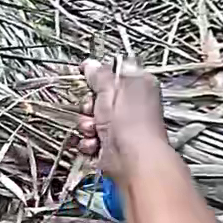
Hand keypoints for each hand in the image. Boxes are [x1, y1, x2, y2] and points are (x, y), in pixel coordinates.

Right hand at [74, 59, 168, 181]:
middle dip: (88, 106)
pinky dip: (88, 142)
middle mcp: (129, 104)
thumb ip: (99, 75)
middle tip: (92, 110)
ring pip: (89, 119)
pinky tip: (95, 143)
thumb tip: (90, 64)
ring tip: (95, 130)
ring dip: (86, 126)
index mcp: (137, 85)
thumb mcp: (111, 90)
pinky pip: (89, 138)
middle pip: (96, 98)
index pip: (112, 74)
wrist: (131, 158)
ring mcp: (119, 125)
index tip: (86, 79)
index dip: (97, 77)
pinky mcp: (109, 143)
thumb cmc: (129, 121)